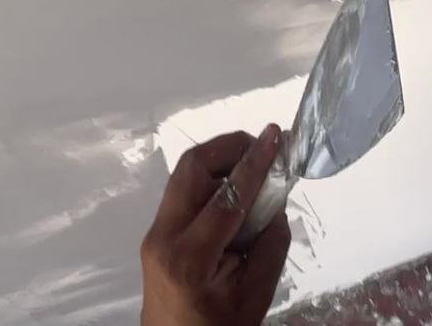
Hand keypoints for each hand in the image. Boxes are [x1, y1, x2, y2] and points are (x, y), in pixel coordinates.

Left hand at [140, 125, 292, 325]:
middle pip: (192, 167)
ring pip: (185, 173)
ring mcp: (155, 234)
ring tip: (252, 167)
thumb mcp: (256, 295)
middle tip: (262, 149)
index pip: (226, 196)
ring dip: (220, 160)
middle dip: (230, 147)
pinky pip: (184, 190)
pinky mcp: (157, 234)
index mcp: (188, 258)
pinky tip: (235, 189)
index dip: (255, 161)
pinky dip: (212, 178)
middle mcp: (163, 237)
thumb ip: (271, 241)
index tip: (276, 135)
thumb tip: (276, 195)